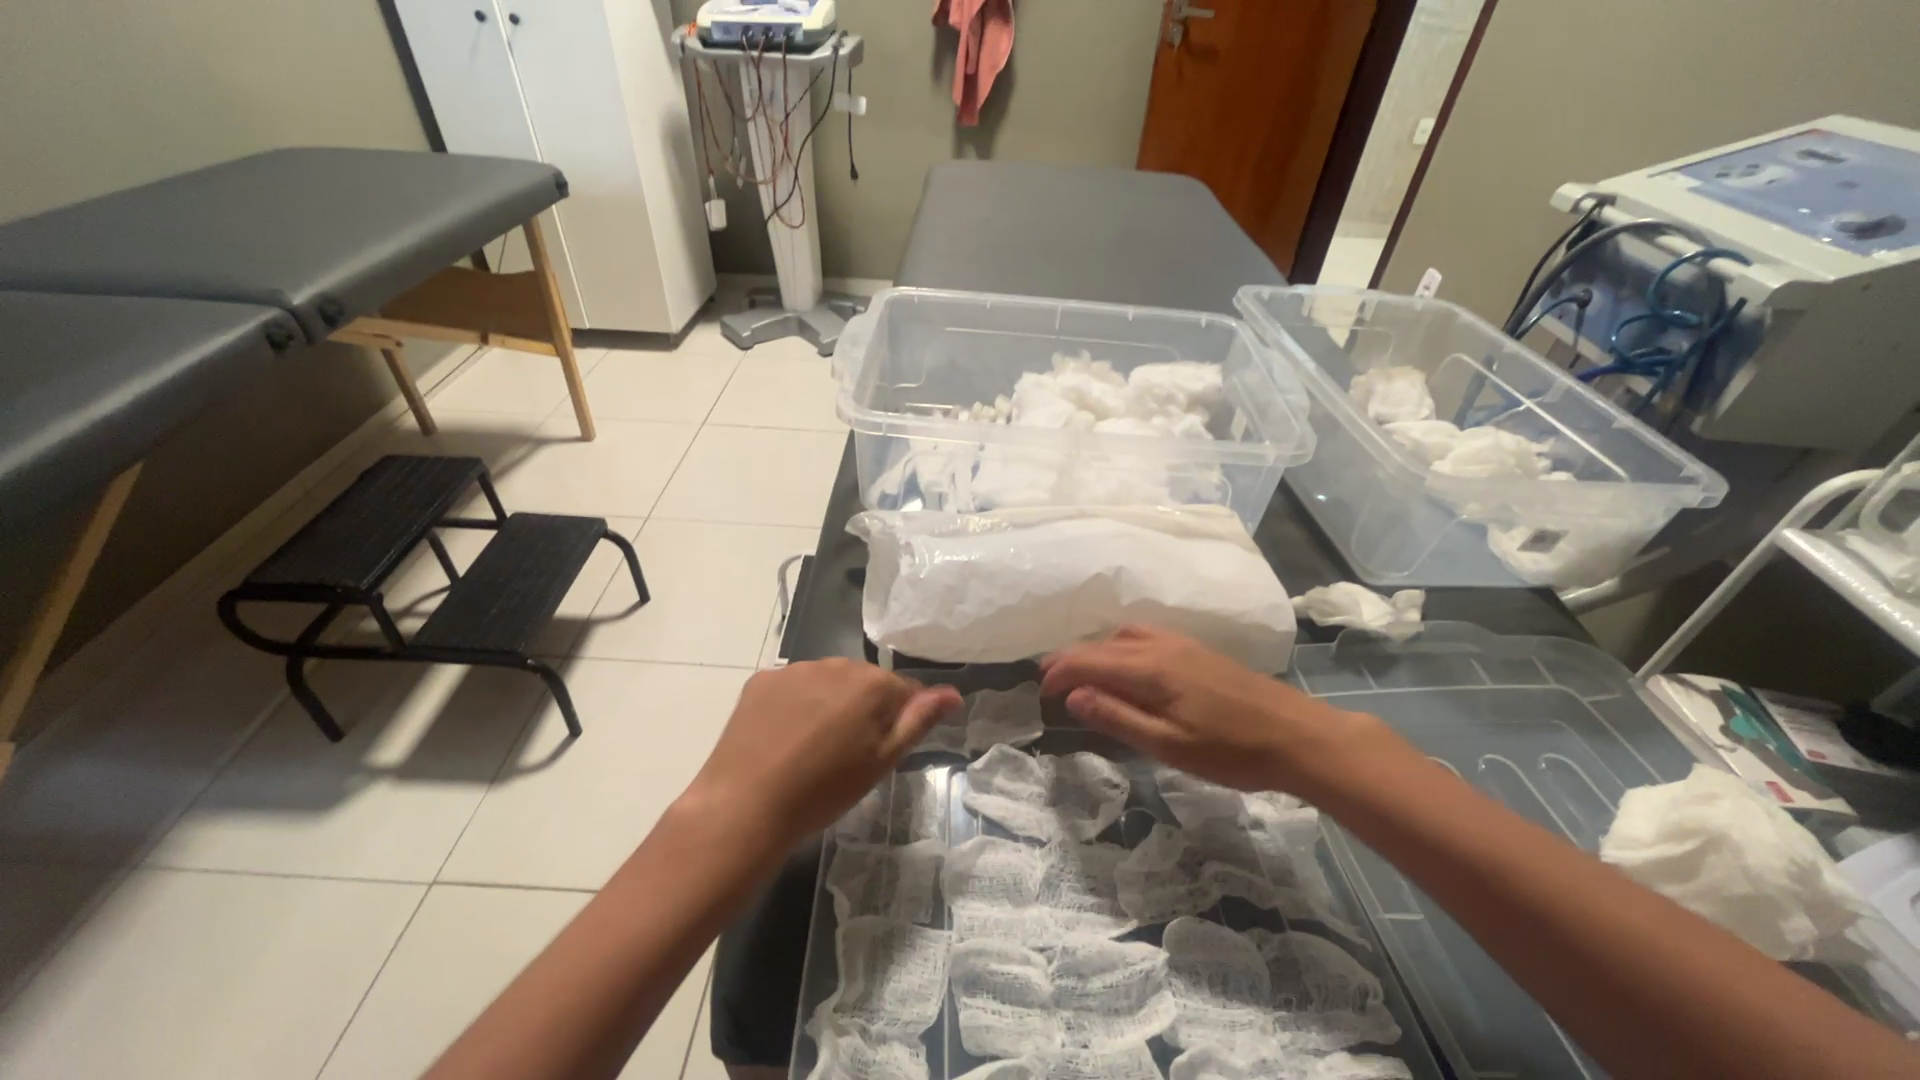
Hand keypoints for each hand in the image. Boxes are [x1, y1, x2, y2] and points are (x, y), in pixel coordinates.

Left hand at [685, 659, 961, 842]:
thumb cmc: (824, 791)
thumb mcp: (881, 762)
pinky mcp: (761, 680)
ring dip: (830, 703)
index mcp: (871, 684)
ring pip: (827, 681)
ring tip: (815, 747)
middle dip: (864, 708)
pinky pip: (793, 686)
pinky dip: (796, 704)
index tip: (884, 749)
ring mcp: (794, 670)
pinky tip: (786, 737)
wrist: (746, 805)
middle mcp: (835, 664)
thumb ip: (918, 721)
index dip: (901, 719)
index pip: (905, 690)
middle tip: (849, 754)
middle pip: (864, 682)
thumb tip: (953, 693)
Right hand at [1039, 625, 1379, 796]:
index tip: (1042, 693)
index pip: (1089, 661)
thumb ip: (1118, 717)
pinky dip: (1121, 648)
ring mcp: (1184, 645)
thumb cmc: (1231, 750)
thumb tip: (1072, 696)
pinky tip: (1127, 668)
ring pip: (1126, 637)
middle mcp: (1162, 647)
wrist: (1298, 736)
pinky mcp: (1200, 652)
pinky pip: (1146, 638)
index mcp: (1150, 669)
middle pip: (1104, 645)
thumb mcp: (1168, 744)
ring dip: (1097, 650)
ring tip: (1083, 674)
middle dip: (1071, 659)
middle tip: (1049, 680)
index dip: (1060, 674)